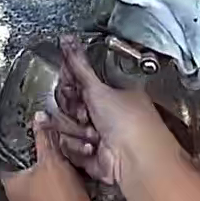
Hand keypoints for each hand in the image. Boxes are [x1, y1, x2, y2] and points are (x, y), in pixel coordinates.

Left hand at [1, 113, 96, 200]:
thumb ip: (45, 138)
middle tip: (49, 148)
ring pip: (40, 186)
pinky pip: (54, 197)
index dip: (15, 150)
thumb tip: (39, 118)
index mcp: (12, 185)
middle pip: (24, 174)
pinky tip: (73, 181)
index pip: (6, 163)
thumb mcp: (52, 159)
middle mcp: (18, 200)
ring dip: (51, 176)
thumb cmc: (58, 198)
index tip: (25, 140)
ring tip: (64, 162)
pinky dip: (61, 189)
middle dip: (37, 162)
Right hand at [45, 34, 175, 185]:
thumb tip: (68, 40)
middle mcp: (104, 112)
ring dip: (76, 131)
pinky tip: (93, 148)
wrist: (135, 160)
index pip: (76, 82)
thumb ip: (78, 65)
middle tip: (85, 113)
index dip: (69, 86)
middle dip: (73, 111)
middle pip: (66, 106)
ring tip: (94, 133)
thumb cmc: (130, 123)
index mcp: (110, 91)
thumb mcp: (99, 88)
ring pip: (64, 128)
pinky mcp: (88, 155)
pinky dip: (78, 149)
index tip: (72, 88)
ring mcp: (95, 134)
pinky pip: (67, 148)